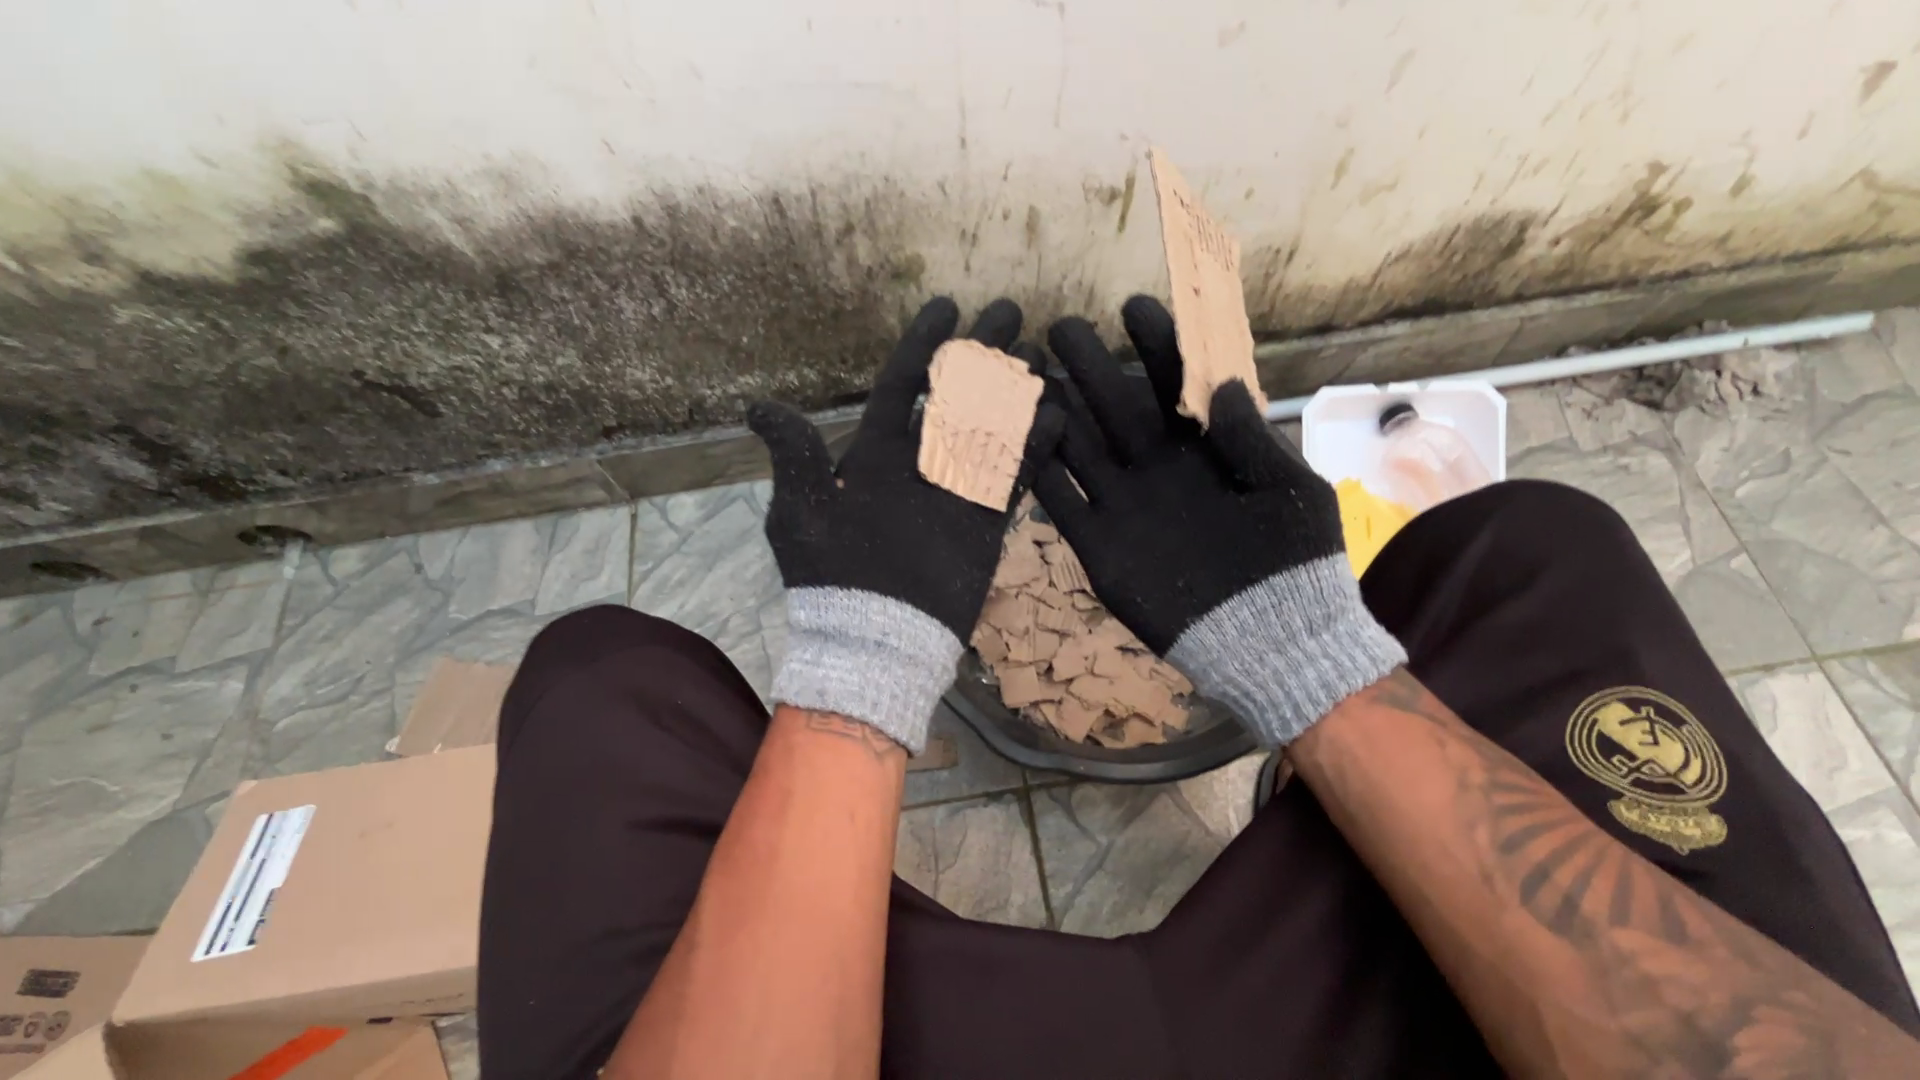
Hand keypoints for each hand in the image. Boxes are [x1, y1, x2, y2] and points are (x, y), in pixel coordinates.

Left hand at [748, 298, 1060, 751]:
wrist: (873, 641)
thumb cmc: (831, 577)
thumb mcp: (801, 513)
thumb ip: (796, 456)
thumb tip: (758, 406)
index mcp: (875, 454)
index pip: (903, 385)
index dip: (923, 345)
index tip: (946, 306)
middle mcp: (919, 464)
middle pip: (955, 395)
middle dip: (981, 354)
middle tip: (1010, 313)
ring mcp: (953, 493)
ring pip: (990, 429)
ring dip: (1013, 393)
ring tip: (1040, 356)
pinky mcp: (982, 523)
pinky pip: (1011, 477)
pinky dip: (1032, 449)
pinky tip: (1055, 418)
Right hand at [1033, 296, 1403, 745]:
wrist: (1272, 643)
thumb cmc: (1294, 564)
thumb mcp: (1289, 492)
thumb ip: (1252, 440)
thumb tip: (1227, 381)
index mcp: (1206, 448)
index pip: (1176, 384)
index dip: (1156, 346)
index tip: (1133, 307)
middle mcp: (1158, 468)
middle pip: (1115, 406)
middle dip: (1089, 366)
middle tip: (1063, 328)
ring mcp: (1125, 505)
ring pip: (1079, 447)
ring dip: (1054, 412)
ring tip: (1026, 375)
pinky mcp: (1099, 545)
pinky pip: (1060, 503)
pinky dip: (1038, 472)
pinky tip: (1019, 440)